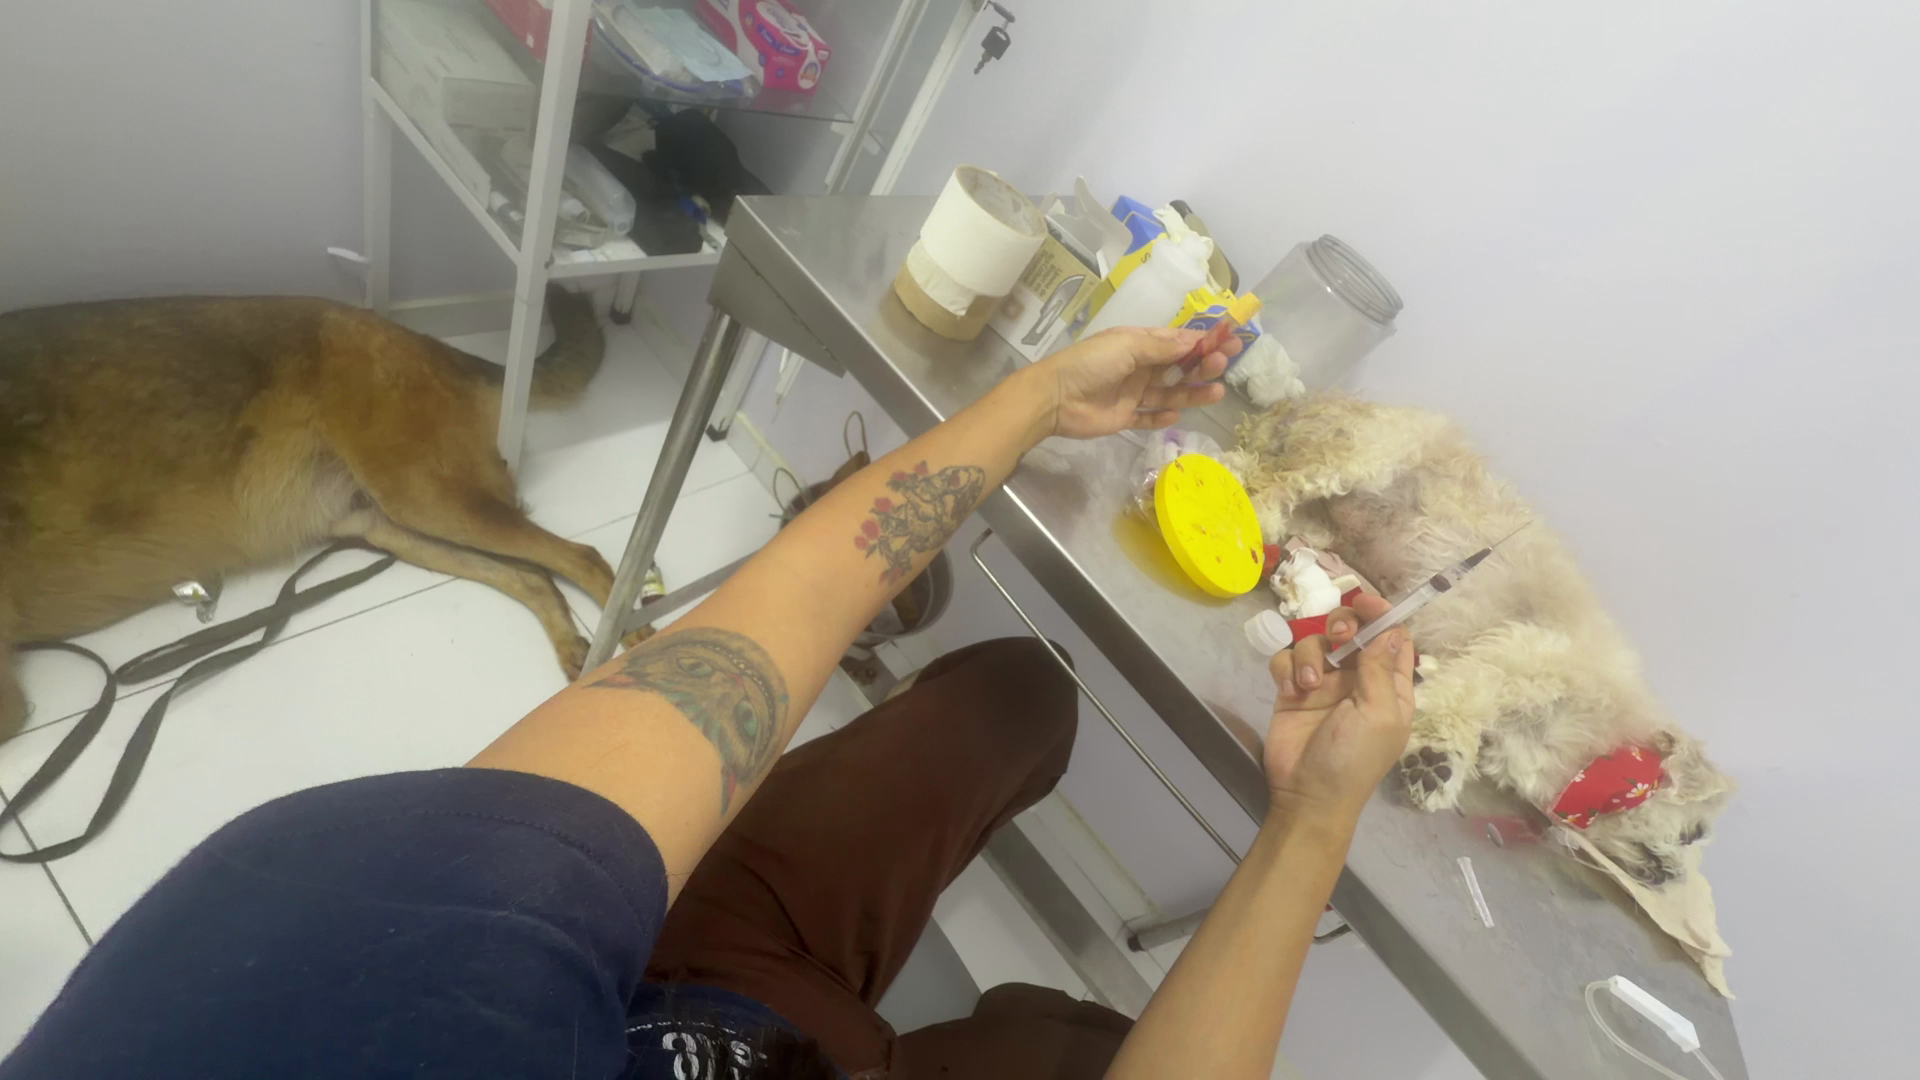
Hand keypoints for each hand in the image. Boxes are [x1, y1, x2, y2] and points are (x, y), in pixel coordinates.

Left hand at [1032, 326, 1231, 439]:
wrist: (1055, 398)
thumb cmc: (1090, 364)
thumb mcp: (1127, 346)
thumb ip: (1161, 347)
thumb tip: (1194, 342)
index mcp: (1138, 343)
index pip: (1177, 341)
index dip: (1203, 342)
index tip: (1230, 343)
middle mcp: (1138, 366)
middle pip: (1178, 367)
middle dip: (1201, 366)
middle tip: (1222, 367)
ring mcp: (1132, 393)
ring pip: (1169, 393)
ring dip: (1191, 392)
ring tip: (1215, 393)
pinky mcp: (1124, 417)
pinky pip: (1149, 418)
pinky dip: (1162, 418)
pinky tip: (1176, 415)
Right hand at [1264, 595, 1416, 825]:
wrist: (1306, 792)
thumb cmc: (1353, 758)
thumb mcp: (1377, 714)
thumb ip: (1378, 669)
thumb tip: (1389, 629)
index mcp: (1388, 686)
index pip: (1392, 638)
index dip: (1382, 616)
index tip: (1366, 603)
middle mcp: (1356, 678)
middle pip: (1351, 631)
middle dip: (1341, 626)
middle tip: (1337, 639)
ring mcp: (1322, 683)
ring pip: (1314, 642)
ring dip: (1309, 655)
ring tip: (1307, 683)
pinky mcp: (1291, 688)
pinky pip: (1286, 659)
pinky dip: (1286, 668)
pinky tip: (1289, 689)